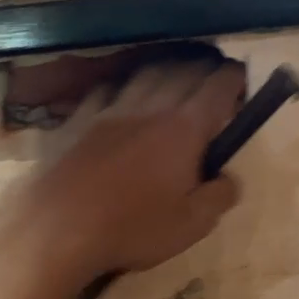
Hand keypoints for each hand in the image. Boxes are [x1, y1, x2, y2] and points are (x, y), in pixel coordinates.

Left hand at [3, 60, 246, 282]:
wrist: (58, 228)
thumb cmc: (132, 228)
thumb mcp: (190, 225)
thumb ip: (218, 197)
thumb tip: (229, 178)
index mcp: (184, 128)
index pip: (218, 86)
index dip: (235, 79)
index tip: (241, 83)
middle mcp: (149, 107)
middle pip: (182, 70)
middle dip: (204, 70)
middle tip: (211, 83)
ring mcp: (109, 109)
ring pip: (144, 73)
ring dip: (165, 71)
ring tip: (171, 83)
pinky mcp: (77, 119)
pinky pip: (105, 89)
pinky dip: (122, 87)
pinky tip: (120, 99)